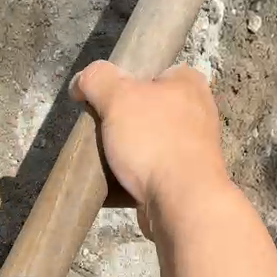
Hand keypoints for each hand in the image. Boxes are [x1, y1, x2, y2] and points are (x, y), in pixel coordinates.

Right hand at [70, 61, 232, 234]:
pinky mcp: (183, 181)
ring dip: (125, 155)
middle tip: (101, 136)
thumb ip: (98, 80)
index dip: (124, 88)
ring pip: (147, 145)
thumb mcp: (118, 98)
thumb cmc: (153, 141)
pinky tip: (116, 186)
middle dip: (122, 125)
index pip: (151, 75)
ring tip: (105, 164)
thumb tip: (81, 81)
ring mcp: (191, 149)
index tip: (105, 107)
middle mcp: (195, 112)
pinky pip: (150, 174)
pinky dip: (132, 180)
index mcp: (187, 83)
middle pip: (146, 113)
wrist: (180, 201)